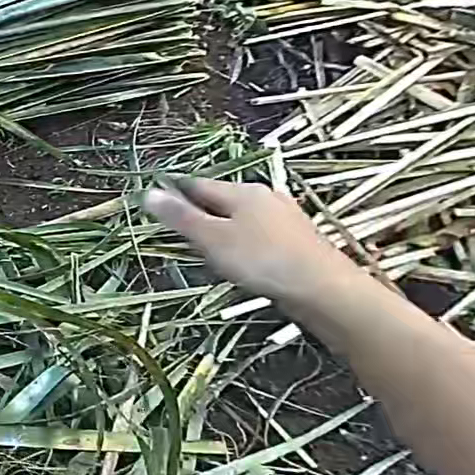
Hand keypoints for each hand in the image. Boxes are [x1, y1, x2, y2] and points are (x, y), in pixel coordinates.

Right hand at [143, 178, 361, 303]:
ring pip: (240, 216)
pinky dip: (241, 241)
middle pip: (220, 199)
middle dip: (197, 211)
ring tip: (205, 249)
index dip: (174, 193)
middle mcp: (264, 196)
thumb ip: (180, 216)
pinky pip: (257, 232)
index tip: (156, 206)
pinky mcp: (296, 237)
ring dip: (220, 228)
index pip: (196, 184)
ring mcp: (284, 215)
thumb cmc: (262, 261)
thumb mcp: (212, 239)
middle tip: (176, 231)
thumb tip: (148, 193)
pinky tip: (241, 259)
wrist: (326, 290)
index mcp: (241, 191)